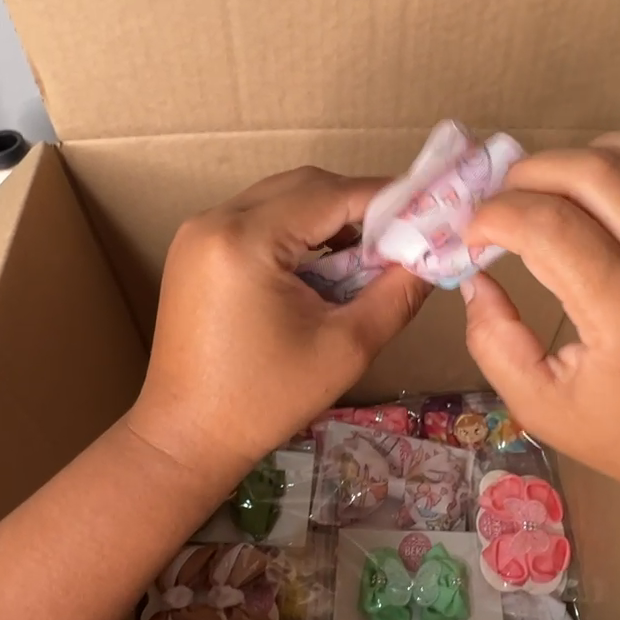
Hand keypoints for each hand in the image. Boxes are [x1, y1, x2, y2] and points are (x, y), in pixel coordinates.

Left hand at [126, 166, 430, 478]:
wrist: (188, 435)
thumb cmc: (266, 399)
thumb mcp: (346, 348)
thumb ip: (397, 294)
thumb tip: (432, 256)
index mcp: (246, 240)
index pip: (331, 194)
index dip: (385, 199)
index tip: (426, 212)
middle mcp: (215, 220)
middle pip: (304, 185)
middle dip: (356, 205)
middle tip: (398, 238)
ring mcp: (197, 232)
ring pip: (280, 196)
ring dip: (326, 216)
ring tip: (362, 256)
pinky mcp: (194, 248)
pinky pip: (257, 217)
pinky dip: (295, 228)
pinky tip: (319, 265)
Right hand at [461, 133, 619, 517]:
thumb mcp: (542, 408)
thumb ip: (495, 343)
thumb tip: (476, 281)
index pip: (548, 226)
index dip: (494, 217)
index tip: (473, 238)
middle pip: (597, 174)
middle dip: (530, 174)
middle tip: (504, 204)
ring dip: (600, 151)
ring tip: (563, 182)